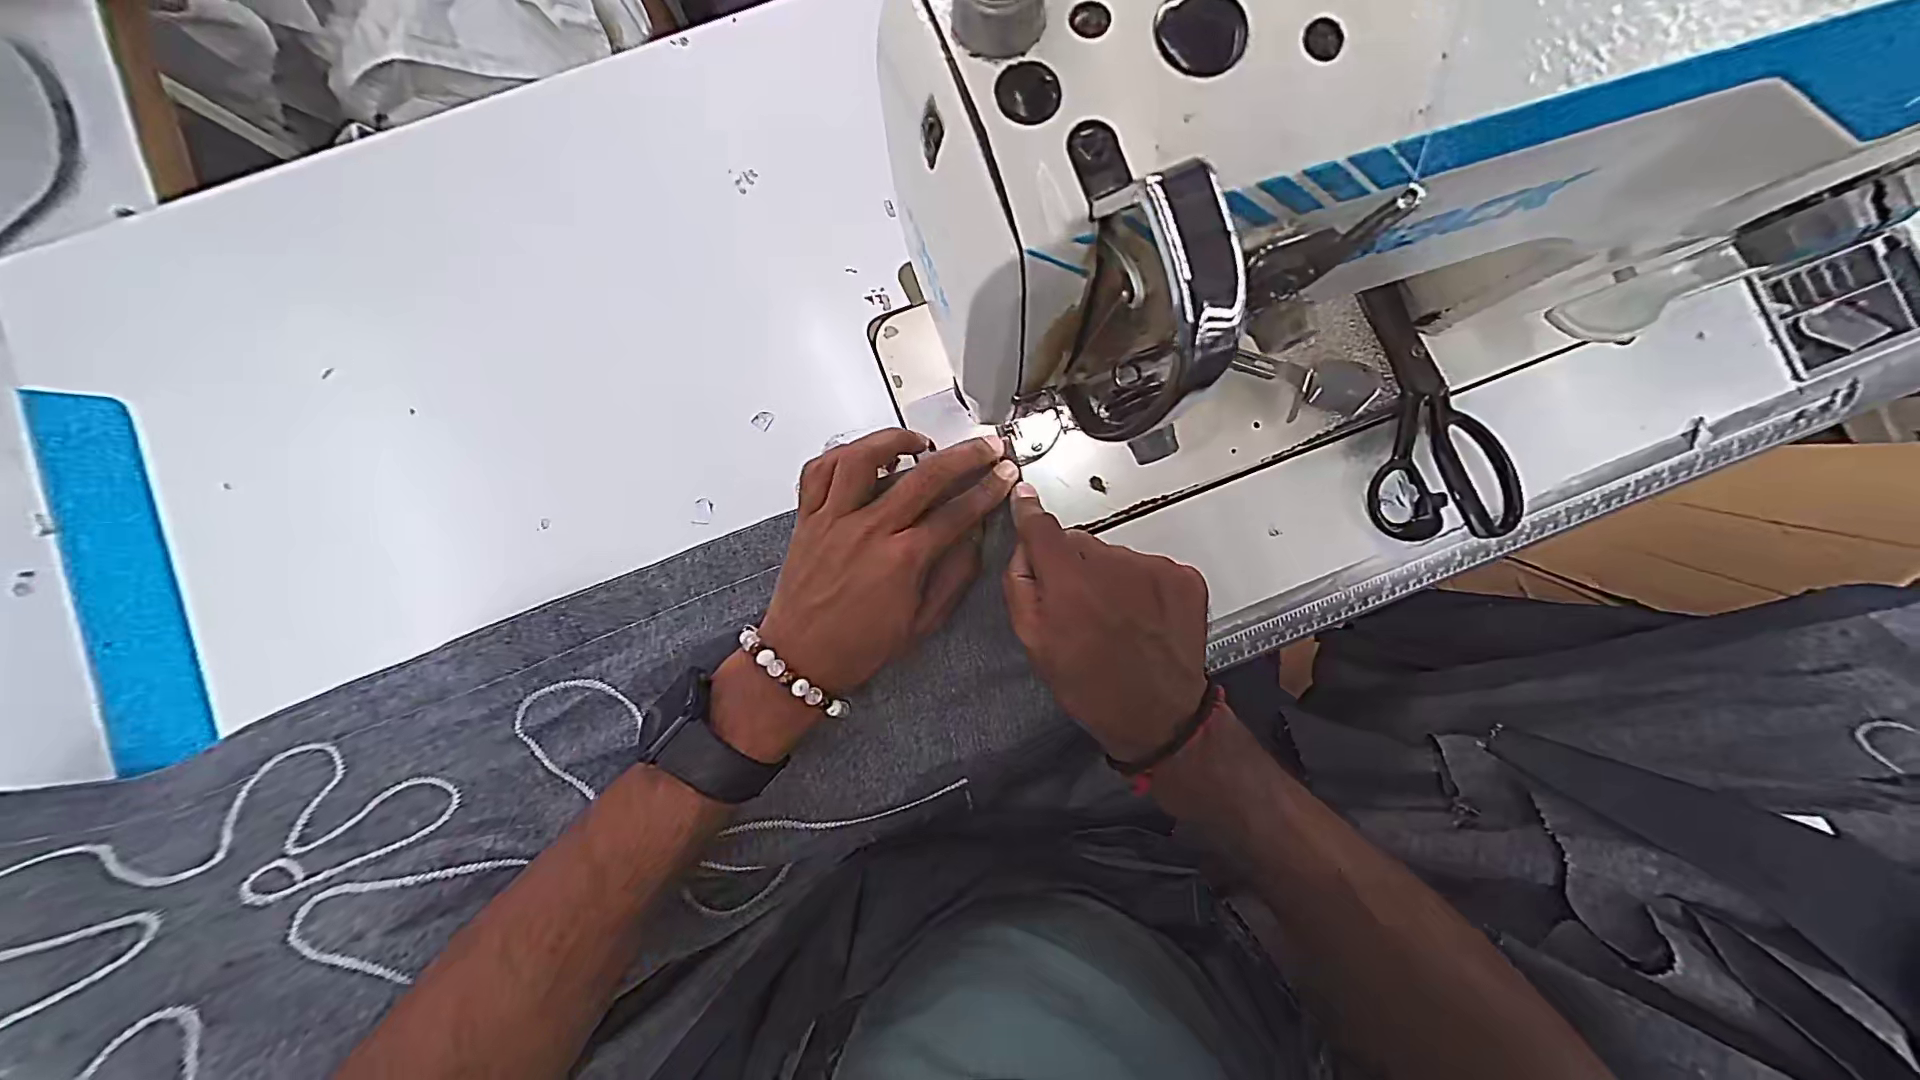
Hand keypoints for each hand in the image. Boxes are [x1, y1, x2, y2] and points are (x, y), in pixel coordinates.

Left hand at [756, 428, 1017, 696]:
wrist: (802, 658)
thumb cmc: (857, 646)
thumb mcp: (922, 622)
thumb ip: (953, 576)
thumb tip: (973, 539)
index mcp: (902, 560)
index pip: (958, 512)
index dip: (988, 489)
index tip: (1003, 476)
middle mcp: (868, 532)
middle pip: (925, 476)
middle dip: (966, 455)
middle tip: (984, 447)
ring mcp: (834, 521)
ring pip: (864, 458)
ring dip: (897, 438)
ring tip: (920, 440)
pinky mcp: (808, 520)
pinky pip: (817, 471)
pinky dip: (840, 454)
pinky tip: (863, 454)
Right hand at [1003, 482, 1209, 760]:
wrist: (1156, 714)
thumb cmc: (1093, 686)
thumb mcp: (1034, 642)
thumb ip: (1020, 585)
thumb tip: (1023, 552)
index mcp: (1068, 581)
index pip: (1041, 526)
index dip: (1029, 512)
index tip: (1025, 499)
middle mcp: (1111, 566)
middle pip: (1078, 542)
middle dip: (1072, 564)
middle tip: (1078, 607)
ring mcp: (1150, 569)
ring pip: (1114, 554)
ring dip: (1109, 576)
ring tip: (1113, 619)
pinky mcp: (1181, 577)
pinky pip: (1147, 565)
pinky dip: (1140, 584)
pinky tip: (1138, 616)